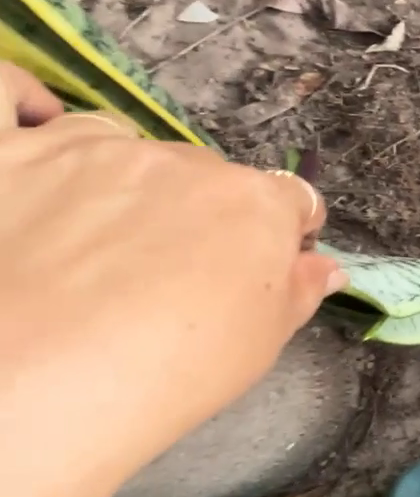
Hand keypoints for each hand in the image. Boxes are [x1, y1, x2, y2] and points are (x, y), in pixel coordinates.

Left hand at [0, 62, 341, 496]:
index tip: (252, 267)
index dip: (269, 235)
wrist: (21, 393)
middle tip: (149, 274)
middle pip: (198, 173)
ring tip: (65, 233)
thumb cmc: (159, 378)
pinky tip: (23, 123)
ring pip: (104, 141)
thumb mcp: (253, 343)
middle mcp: (182, 163)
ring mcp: (77, 152)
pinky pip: (5, 103)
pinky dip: (14, 107)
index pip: (285, 200)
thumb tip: (311, 266)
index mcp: (257, 206)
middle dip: (187, 210)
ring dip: (99, 174)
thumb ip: (290, 290)